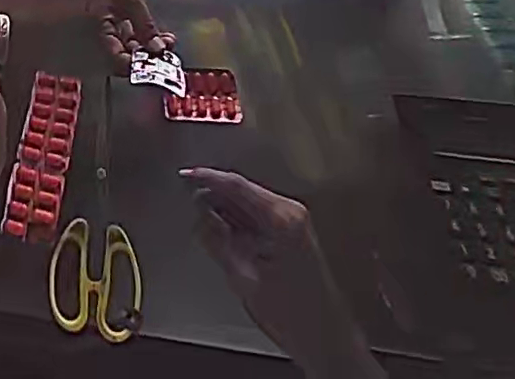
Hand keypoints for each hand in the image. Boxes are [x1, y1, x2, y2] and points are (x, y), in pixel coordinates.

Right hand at [81, 0, 173, 74]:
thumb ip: (144, 25)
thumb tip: (156, 48)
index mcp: (103, 26)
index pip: (116, 56)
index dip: (133, 66)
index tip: (151, 68)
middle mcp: (108, 30)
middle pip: (126, 54)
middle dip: (147, 58)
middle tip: (165, 57)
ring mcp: (117, 25)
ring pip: (134, 45)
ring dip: (151, 47)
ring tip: (167, 46)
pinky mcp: (125, 19)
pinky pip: (137, 34)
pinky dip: (150, 37)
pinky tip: (163, 37)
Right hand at [182, 168, 381, 378]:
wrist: (327, 340)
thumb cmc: (293, 316)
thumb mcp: (244, 278)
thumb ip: (218, 240)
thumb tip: (199, 213)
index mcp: (281, 218)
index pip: (236, 185)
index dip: (208, 177)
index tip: (187, 175)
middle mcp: (290, 211)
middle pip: (243, 189)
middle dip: (214, 192)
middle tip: (189, 198)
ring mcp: (293, 218)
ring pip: (248, 200)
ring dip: (225, 206)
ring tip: (203, 217)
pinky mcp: (292, 228)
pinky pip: (257, 212)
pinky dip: (238, 217)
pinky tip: (225, 229)